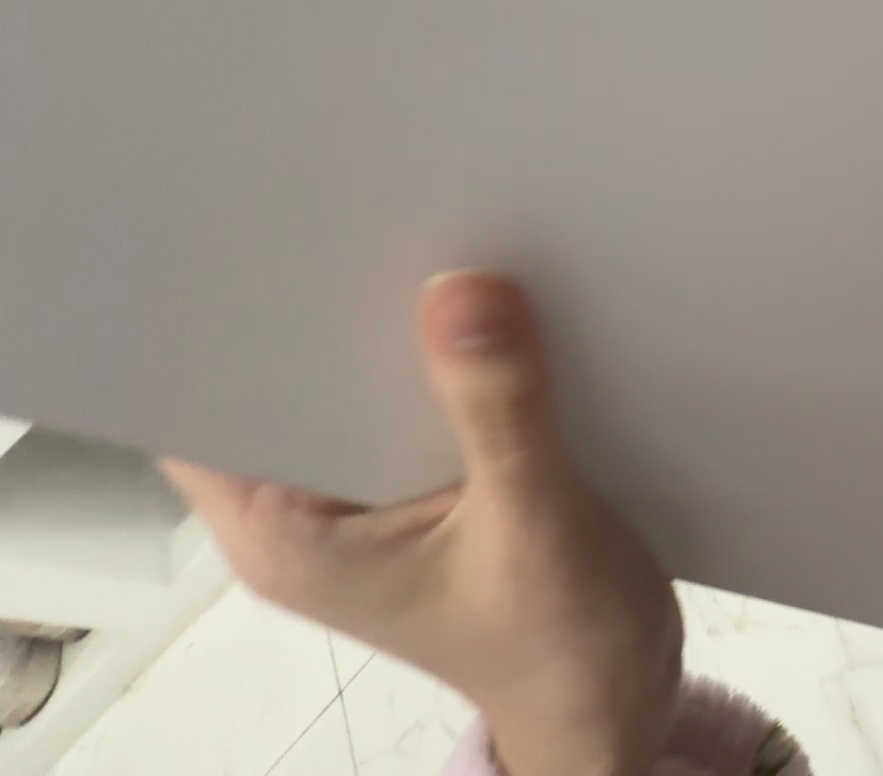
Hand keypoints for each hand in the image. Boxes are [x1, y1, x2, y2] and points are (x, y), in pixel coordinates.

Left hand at [162, 272, 681, 775]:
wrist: (618, 691)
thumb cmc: (560, 642)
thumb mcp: (530, 526)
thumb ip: (500, 413)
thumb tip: (465, 292)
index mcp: (295, 530)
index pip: (226, 402)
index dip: (253, 317)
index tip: (311, 235)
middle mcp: (334, 502)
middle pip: (319, 379)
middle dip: (365, 310)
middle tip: (415, 227)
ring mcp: (403, 491)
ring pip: (398, 383)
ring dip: (439, 333)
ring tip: (478, 262)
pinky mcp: (464, 479)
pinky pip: (460, 398)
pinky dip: (489, 361)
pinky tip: (528, 323)